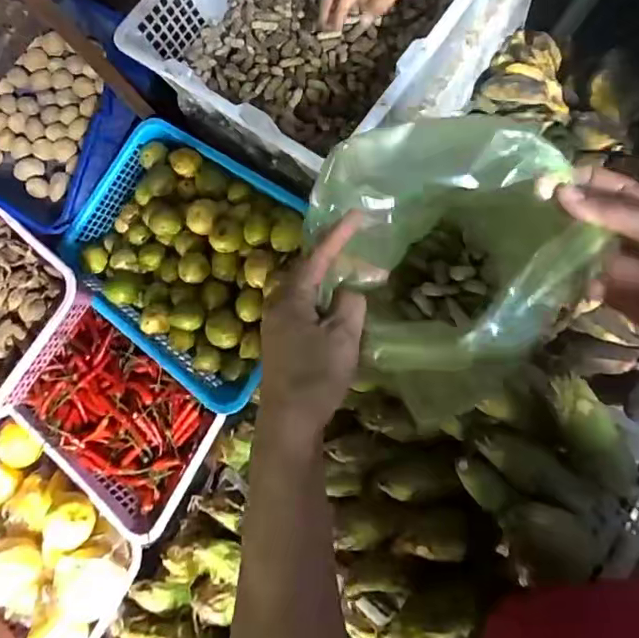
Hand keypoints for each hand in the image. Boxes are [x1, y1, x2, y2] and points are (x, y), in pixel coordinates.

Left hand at [258, 212, 367, 447]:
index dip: (340, 234)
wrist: (288, 422)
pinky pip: (304, 306)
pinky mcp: (281, 339)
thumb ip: (350, 304)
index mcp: (291, 297)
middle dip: (336, 257)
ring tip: (355, 277)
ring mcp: (276, 322)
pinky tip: (338, 308)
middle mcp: (278, 303)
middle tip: (361, 249)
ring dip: (331, 280)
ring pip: (306, 289)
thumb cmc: (316, 377)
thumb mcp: (344, 337)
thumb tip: (348, 291)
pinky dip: (324, 299)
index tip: (357, 214)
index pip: (318, 256)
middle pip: (308, 269)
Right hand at [556, 168, 638, 356]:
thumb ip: (616, 214)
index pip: (597, 180)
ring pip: (579, 251)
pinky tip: (591, 296)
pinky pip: (586, 283)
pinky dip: (582, 287)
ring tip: (601, 279)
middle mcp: (626, 227)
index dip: (568, 180)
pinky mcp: (616, 295)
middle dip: (562, 222)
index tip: (537, 189)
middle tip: (539, 233)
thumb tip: (558, 193)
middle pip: (580, 216)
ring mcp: (620, 262)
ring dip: (579, 261)